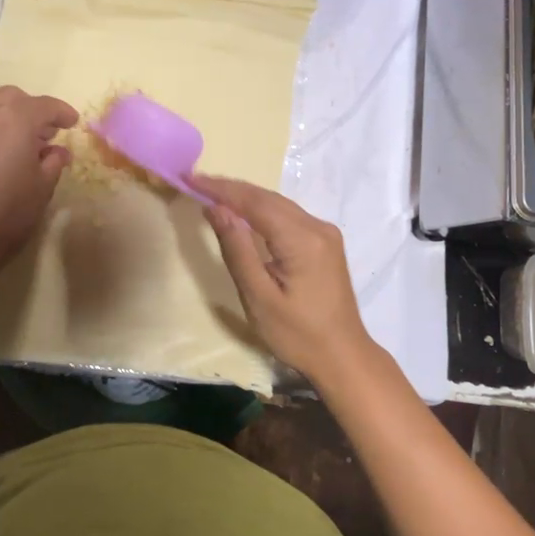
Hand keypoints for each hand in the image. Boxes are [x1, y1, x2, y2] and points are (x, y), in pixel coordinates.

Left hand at [0, 85, 76, 298]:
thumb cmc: (5, 216)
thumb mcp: (42, 189)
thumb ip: (53, 162)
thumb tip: (56, 151)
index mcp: (14, 119)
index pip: (44, 105)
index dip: (62, 113)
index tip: (73, 123)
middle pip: (13, 98)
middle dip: (33, 110)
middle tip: (47, 134)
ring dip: (10, 118)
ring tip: (25, 145)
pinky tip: (1, 155)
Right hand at [192, 175, 375, 385]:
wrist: (342, 357)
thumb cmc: (297, 334)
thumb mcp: (258, 296)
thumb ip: (237, 249)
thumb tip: (216, 209)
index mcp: (302, 239)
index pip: (255, 202)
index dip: (222, 189)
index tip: (192, 178)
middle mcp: (317, 227)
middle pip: (268, 198)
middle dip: (232, 189)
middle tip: (196, 182)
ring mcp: (325, 233)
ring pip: (279, 205)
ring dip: (246, 198)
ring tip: (213, 193)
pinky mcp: (325, 243)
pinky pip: (288, 216)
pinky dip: (262, 211)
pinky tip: (244, 214)